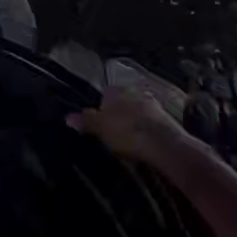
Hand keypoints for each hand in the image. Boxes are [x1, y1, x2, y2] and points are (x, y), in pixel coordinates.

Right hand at [67, 62, 199, 164]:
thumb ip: (85, 120)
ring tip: (127, 142)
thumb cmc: (127, 132)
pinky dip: (146, 133)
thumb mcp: (100, 127)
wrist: (166, 146)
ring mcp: (154, 106)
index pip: (104, 94)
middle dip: (118, 116)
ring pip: (137, 114)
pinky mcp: (168, 122)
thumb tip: (67, 117)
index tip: (98, 125)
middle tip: (112, 134)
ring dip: (133, 124)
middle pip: (122, 104)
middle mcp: (136, 92)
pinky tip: (143, 145)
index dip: (100, 109)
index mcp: (118, 90)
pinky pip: (150, 125)